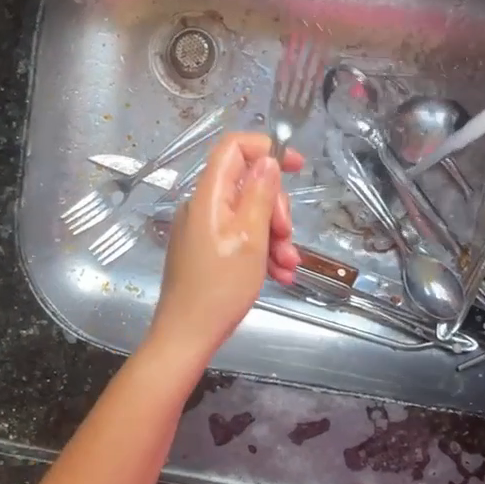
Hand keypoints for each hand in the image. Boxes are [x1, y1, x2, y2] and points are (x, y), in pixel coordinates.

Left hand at [147, 132, 302, 360]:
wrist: (187, 335)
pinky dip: (261, 252)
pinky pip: (240, 239)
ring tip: (288, 265)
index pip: (233, 148)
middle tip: (286, 236)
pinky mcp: (206, 251)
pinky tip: (279, 275)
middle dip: (276, 207)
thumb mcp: (250, 238)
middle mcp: (203, 207)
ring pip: (249, 216)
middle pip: (247, 184)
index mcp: (208, 196)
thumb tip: (267, 161)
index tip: (297, 166)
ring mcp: (204, 230)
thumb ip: (260, 195)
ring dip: (275, 236)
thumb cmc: (219, 288)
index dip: (266, 149)